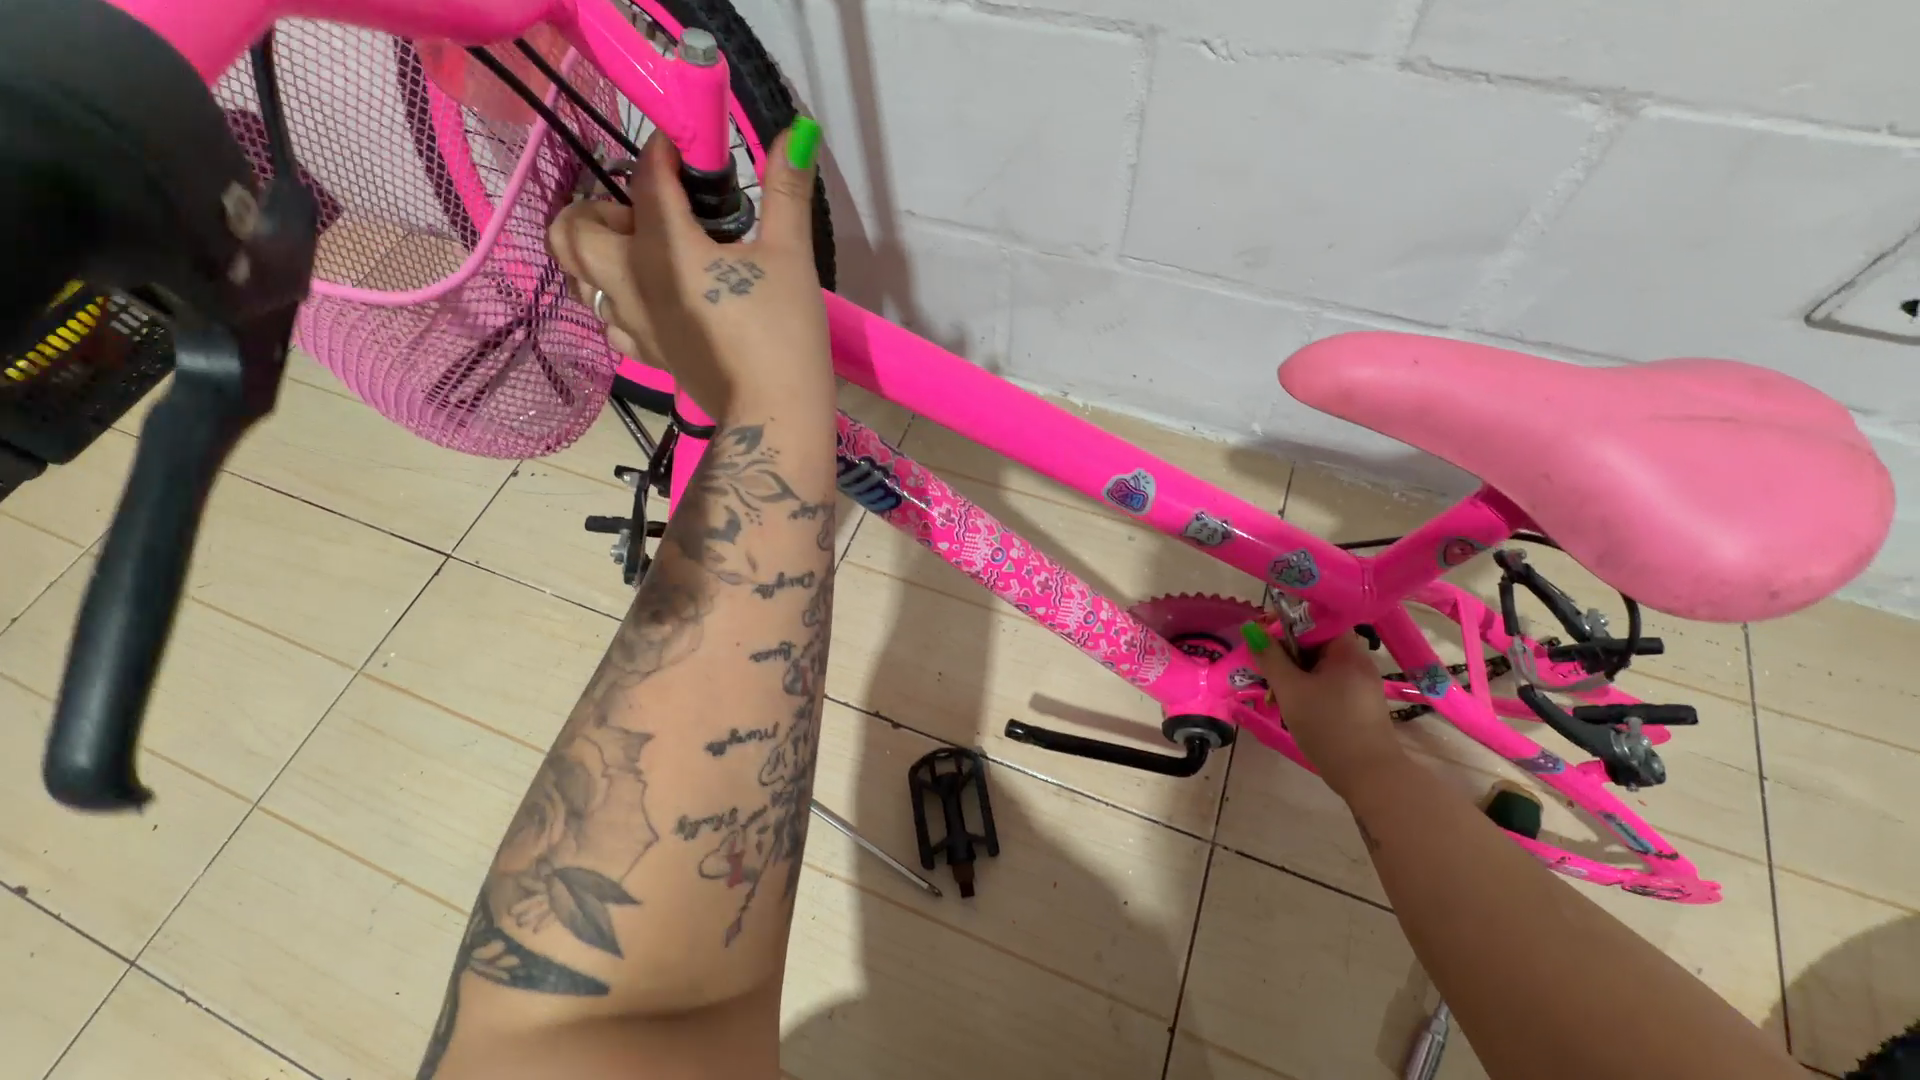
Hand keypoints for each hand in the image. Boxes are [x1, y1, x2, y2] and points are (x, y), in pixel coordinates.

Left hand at [548, 121, 831, 420]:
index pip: (645, 179)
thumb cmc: (784, 333)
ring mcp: (630, 323)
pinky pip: (606, 316)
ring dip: (601, 253)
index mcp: (663, 249)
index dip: (664, 154)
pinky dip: (618, 298)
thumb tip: (800, 132)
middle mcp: (630, 282)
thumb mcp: (791, 256)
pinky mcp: (642, 353)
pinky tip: (657, 299)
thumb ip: (786, 192)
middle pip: (572, 229)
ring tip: (650, 253)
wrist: (774, 415)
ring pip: (578, 274)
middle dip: (601, 208)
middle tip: (650, 214)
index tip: (688, 151)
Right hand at [1248, 629, 1404, 799]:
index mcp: (1346, 650)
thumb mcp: (1290, 689)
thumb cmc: (1328, 726)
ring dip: (1294, 674)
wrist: (1369, 775)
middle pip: (1314, 643)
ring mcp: (1360, 683)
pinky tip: (1293, 707)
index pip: (1313, 620)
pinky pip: (1328, 684)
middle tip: (1263, 671)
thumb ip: (1270, 657)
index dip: (1284, 625)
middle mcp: (1357, 660)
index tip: (1261, 639)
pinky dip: (1308, 689)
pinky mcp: (1359, 704)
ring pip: (1319, 666)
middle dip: (1285, 654)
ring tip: (1274, 695)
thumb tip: (1251, 629)